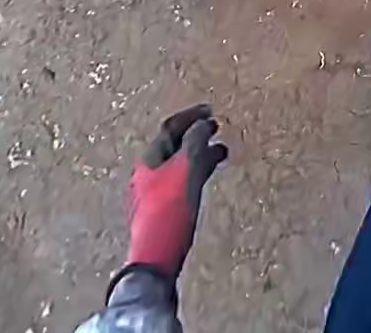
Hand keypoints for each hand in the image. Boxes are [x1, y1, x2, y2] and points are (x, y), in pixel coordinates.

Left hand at [126, 104, 228, 276]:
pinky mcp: (166, 207)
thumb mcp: (185, 168)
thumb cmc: (168, 211)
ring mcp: (157, 190)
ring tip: (220, 149)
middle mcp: (150, 172)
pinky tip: (210, 172)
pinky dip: (199, 169)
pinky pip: (184, 178)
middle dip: (196, 133)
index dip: (191, 115)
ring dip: (200, 152)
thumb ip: (195, 141)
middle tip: (215, 126)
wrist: (155, 259)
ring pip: (181, 161)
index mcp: (150, 159)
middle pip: (175, 144)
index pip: (171, 127)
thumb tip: (202, 124)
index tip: (210, 110)